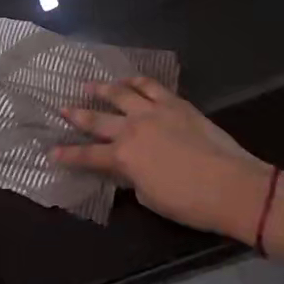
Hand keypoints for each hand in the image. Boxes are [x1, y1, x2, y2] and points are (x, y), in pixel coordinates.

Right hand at [54, 78, 274, 239]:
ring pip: (120, 94)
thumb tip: (129, 170)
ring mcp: (154, 112)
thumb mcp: (150, 197)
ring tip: (90, 86)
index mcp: (123, 157)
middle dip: (77, 115)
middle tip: (63, 109)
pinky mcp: (176, 104)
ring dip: (102, 90)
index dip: (68, 156)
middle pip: (97, 120)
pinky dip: (136, 81)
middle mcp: (132, 129)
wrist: (232, 186)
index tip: (51, 153)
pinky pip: (151, 86)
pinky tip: (129, 81)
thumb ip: (132, 180)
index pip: (87, 156)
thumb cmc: (189, 203)